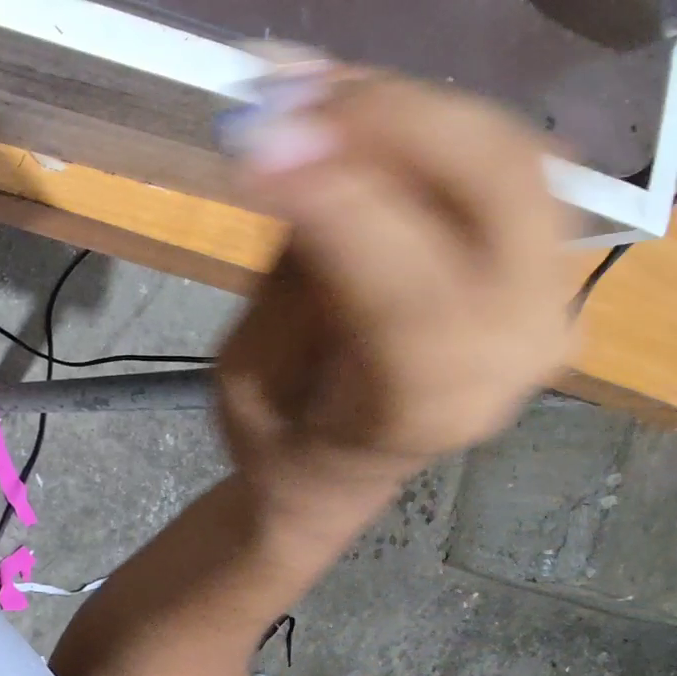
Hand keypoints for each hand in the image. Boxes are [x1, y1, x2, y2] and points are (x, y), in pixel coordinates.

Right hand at [213, 67, 574, 492]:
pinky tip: (352, 107)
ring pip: (510, 156)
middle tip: (288, 94)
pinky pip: (500, 160)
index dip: (338, 208)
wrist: (337, 465)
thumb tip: (285, 162)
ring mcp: (549, 289)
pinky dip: (425, 121)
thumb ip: (286, 281)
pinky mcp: (544, 250)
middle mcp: (517, 341)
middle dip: (392, 122)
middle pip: (496, 191)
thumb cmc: (275, 437)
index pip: (404, 292)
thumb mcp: (247, 378)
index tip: (260, 145)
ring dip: (408, 108)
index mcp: (422, 404)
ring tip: (309, 89)